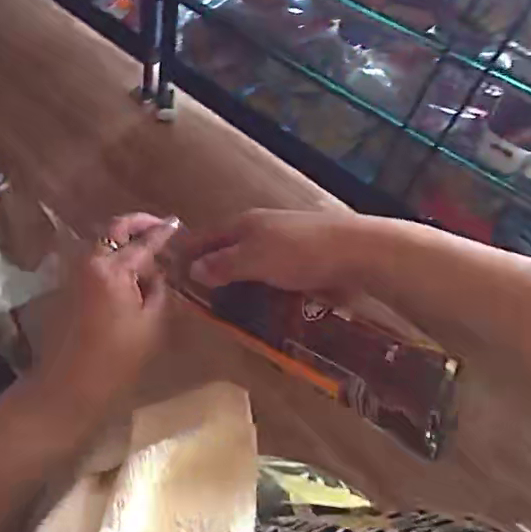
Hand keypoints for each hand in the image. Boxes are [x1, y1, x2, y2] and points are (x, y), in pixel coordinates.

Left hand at [21, 213, 177, 433]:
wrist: (67, 383)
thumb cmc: (116, 359)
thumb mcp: (150, 325)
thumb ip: (157, 289)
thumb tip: (158, 270)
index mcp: (113, 269)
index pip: (143, 242)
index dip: (162, 232)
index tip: (176, 223)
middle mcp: (90, 260)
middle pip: (115, 227)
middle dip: (138, 223)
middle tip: (160, 226)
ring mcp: (74, 269)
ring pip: (101, 239)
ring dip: (123, 236)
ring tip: (146, 246)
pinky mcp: (66, 281)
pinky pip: (92, 255)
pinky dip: (110, 251)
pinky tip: (126, 266)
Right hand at [181, 209, 370, 296]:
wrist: (359, 251)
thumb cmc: (300, 253)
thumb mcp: (254, 260)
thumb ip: (223, 265)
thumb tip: (191, 269)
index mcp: (244, 224)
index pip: (205, 237)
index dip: (187, 252)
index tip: (171, 272)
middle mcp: (262, 228)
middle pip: (228, 249)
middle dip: (212, 269)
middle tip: (199, 297)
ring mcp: (285, 242)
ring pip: (252, 262)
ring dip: (240, 280)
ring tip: (229, 307)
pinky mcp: (306, 259)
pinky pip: (275, 274)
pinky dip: (264, 287)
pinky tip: (266, 304)